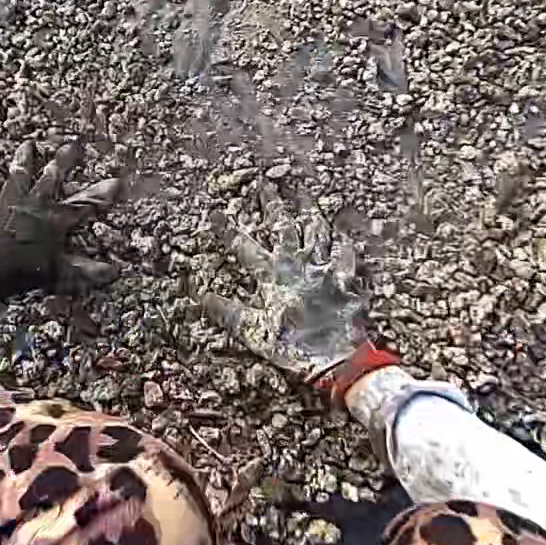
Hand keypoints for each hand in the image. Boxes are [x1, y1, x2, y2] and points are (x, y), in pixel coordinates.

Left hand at [0, 141, 121, 299]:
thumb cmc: (26, 272)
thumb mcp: (60, 275)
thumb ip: (86, 272)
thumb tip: (114, 272)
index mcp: (55, 219)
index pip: (85, 204)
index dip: (102, 194)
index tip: (117, 181)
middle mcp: (35, 203)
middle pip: (53, 177)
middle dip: (65, 161)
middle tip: (72, 144)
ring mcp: (10, 201)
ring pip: (20, 174)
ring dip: (25, 158)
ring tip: (28, 144)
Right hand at [194, 181, 399, 404]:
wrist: (337, 360)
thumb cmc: (291, 346)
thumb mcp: (252, 331)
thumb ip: (226, 311)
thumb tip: (199, 295)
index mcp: (271, 275)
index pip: (243, 245)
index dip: (226, 228)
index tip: (214, 211)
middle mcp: (296, 264)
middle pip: (282, 226)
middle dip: (271, 204)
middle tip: (265, 184)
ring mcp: (323, 268)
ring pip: (315, 230)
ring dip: (308, 210)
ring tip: (303, 193)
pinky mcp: (346, 278)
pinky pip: (346, 253)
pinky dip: (344, 241)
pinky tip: (343, 232)